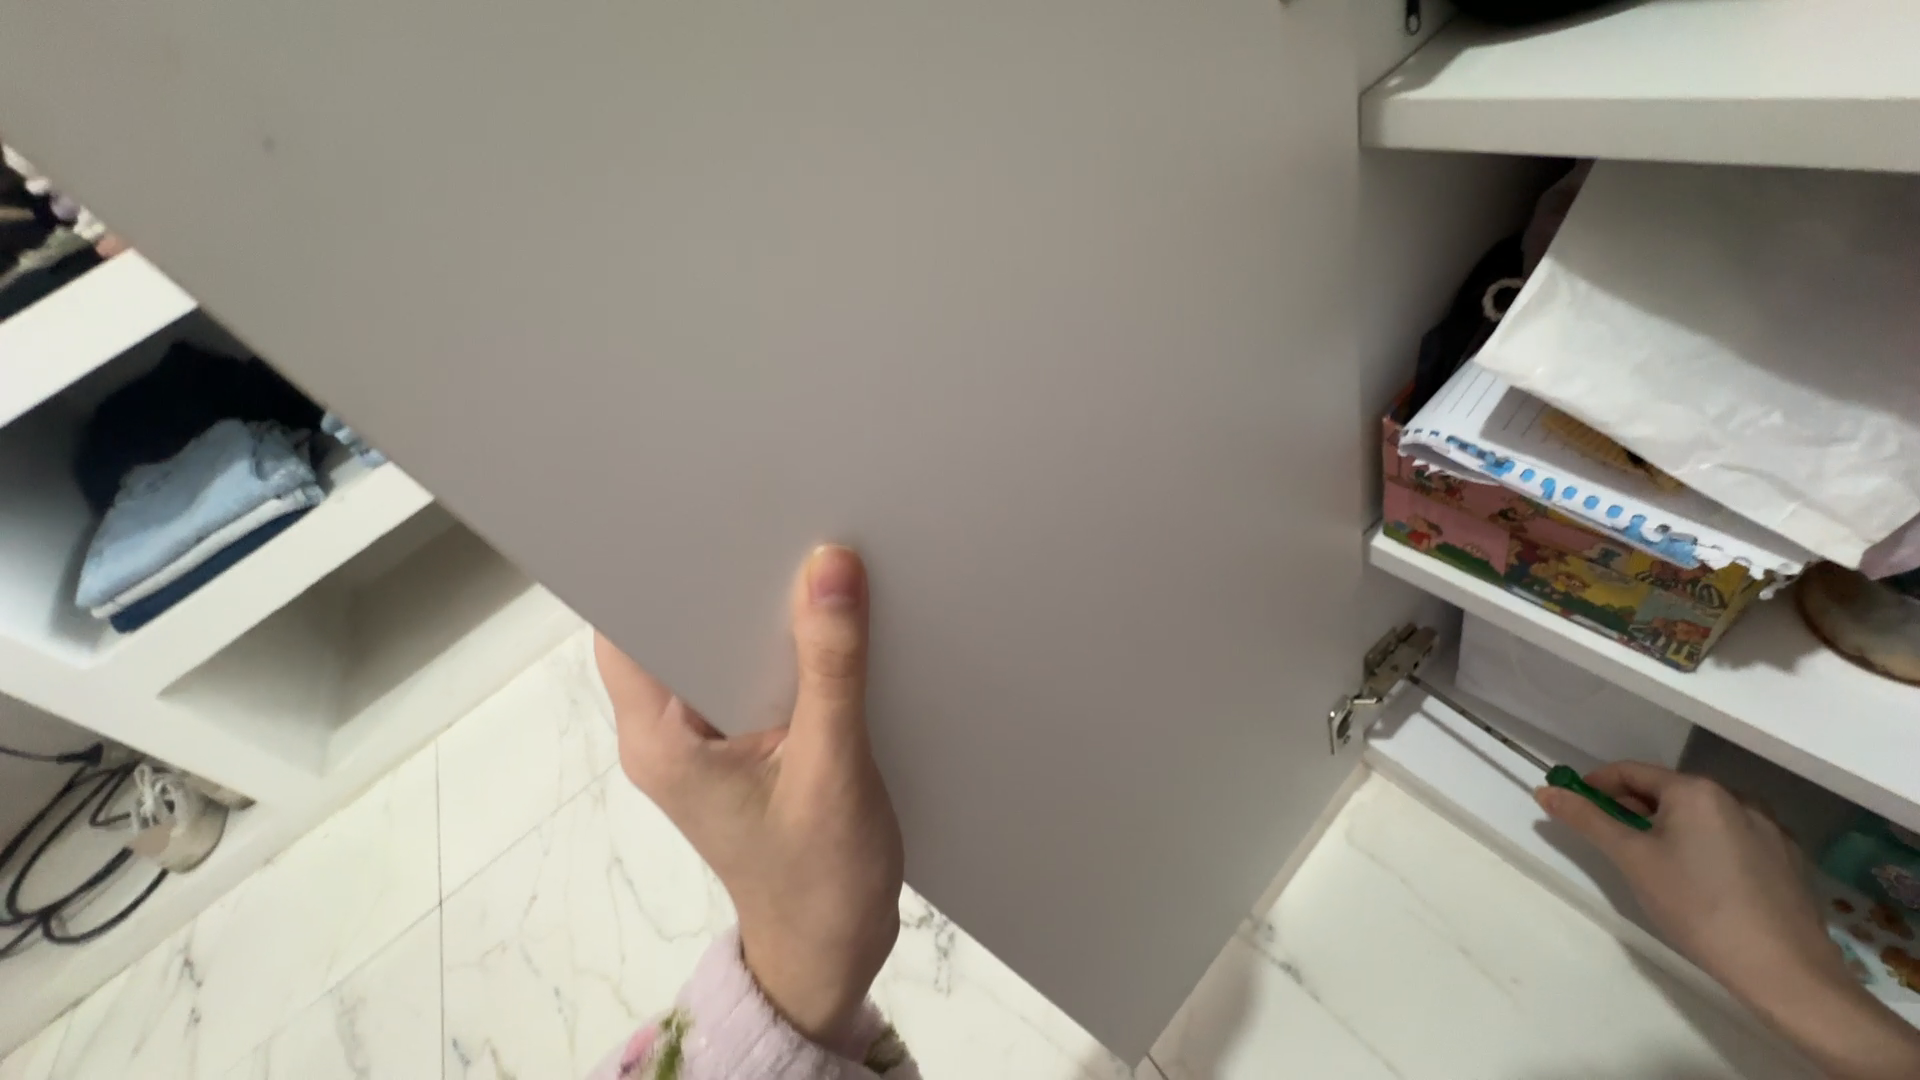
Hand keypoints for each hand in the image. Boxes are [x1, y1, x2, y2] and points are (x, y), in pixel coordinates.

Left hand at [594, 545, 904, 1045]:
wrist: (833, 950)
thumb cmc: (820, 877)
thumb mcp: (831, 769)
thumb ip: (831, 666)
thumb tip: (831, 564)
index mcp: (662, 737)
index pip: (631, 627)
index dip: (658, 565)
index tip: (706, 507)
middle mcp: (672, 729)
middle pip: (678, 626)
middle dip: (722, 575)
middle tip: (774, 513)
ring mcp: (710, 737)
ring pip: (721, 646)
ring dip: (759, 607)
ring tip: (806, 551)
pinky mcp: (747, 742)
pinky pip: (756, 671)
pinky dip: (786, 641)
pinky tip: (828, 612)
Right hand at [1536, 762, 1838, 998]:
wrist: (1786, 972)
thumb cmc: (1696, 905)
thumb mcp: (1629, 858)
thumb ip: (1585, 818)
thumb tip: (1546, 791)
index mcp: (1697, 792)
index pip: (1629, 772)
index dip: (1594, 786)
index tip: (1573, 806)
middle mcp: (1738, 799)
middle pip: (1666, 791)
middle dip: (1631, 808)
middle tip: (1610, 839)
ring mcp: (1771, 831)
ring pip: (1700, 814)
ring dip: (1668, 826)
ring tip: (1654, 861)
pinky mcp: (1789, 860)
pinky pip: (1731, 836)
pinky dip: (1704, 844)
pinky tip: (1700, 878)